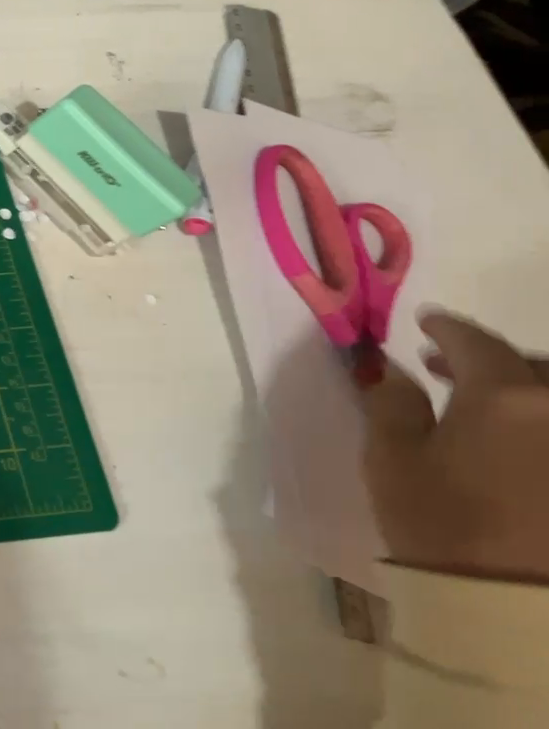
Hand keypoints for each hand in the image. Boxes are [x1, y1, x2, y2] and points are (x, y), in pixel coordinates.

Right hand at [364, 310, 548, 583]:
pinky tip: (518, 440)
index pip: (475, 343)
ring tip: (493, 407)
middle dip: (498, 360)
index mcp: (507, 396)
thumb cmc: (440, 520)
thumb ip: (393, 402)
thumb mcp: (392, 456)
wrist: (513, 603)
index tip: (426, 322)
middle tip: (453, 368)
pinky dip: (540, 423)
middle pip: (539, 366)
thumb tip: (394, 369)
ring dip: (529, 391)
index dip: (446, 329)